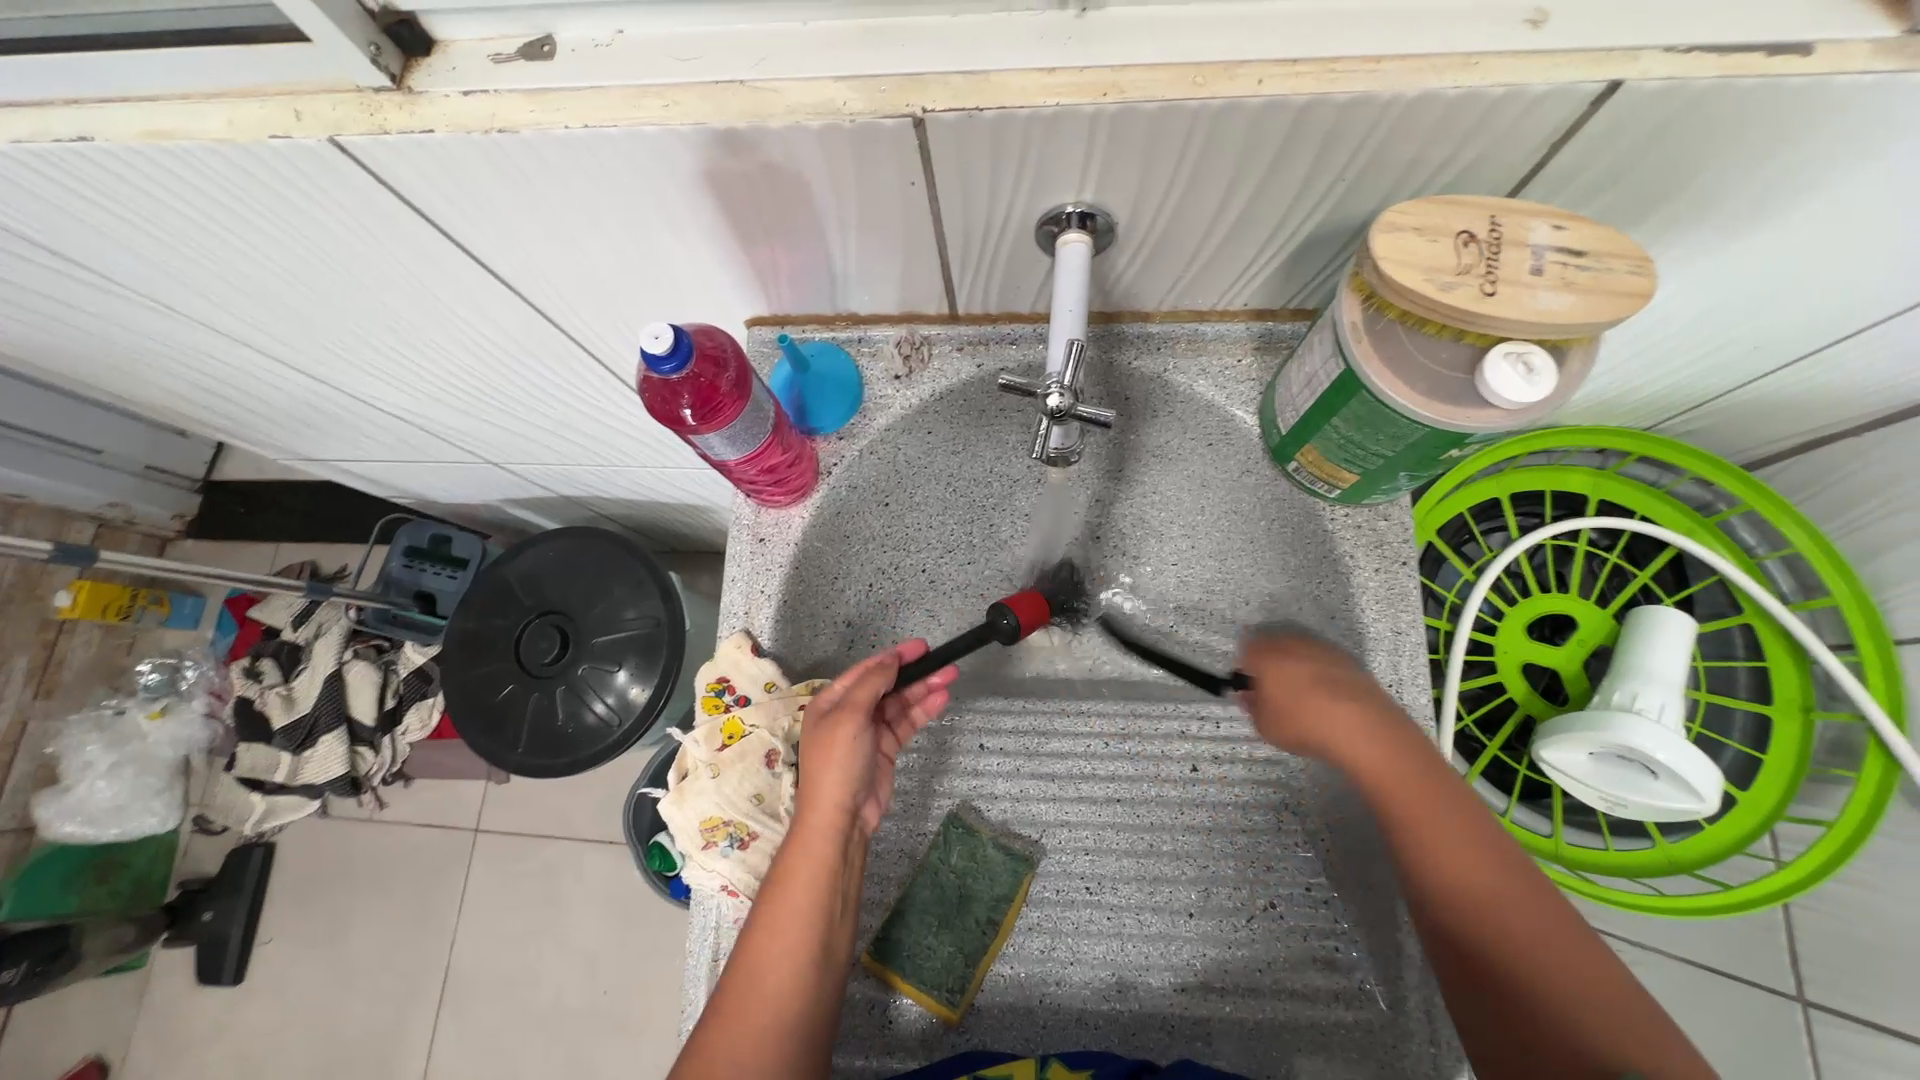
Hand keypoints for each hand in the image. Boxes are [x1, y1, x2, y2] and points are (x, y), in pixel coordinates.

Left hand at [795, 640, 957, 838]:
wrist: (842, 817)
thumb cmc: (838, 761)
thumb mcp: (850, 715)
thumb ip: (872, 684)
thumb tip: (891, 659)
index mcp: (832, 701)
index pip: (866, 671)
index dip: (893, 657)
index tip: (921, 647)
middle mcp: (850, 713)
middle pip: (886, 686)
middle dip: (913, 673)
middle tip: (942, 661)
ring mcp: (869, 732)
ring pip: (899, 704)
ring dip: (922, 690)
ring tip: (950, 677)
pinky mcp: (885, 749)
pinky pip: (905, 723)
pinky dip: (922, 711)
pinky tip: (941, 699)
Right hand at [1237, 628, 1406, 762]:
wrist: (1363, 726)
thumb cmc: (1302, 724)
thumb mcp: (1265, 725)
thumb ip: (1252, 707)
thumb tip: (1249, 696)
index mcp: (1265, 654)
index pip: (1245, 650)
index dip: (1246, 668)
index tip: (1251, 688)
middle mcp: (1291, 642)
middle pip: (1273, 645)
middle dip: (1270, 663)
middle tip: (1273, 690)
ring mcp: (1322, 647)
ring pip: (1299, 651)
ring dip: (1296, 666)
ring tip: (1302, 695)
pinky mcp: (1347, 658)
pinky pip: (1323, 660)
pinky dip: (1320, 672)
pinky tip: (1326, 696)